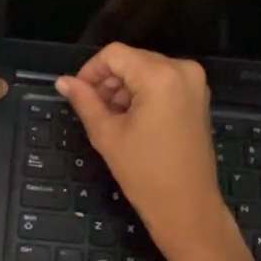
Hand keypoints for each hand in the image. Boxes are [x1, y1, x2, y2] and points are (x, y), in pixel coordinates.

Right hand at [54, 43, 225, 234]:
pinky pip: (163, 82)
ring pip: (146, 70)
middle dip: (108, 81)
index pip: (114, 54)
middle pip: (132, 60)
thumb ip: (84, 101)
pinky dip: (143, 94)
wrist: (186, 206)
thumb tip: (62, 81)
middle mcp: (182, 70)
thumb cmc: (144, 172)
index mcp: (159, 76)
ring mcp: (194, 83)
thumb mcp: (107, 134)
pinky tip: (131, 120)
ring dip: (124, 88)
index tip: (78, 93)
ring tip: (111, 119)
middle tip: (93, 109)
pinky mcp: (198, 97)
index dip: (90, 70)